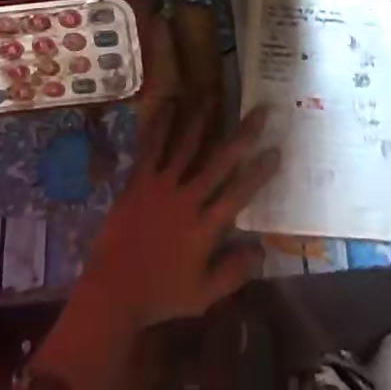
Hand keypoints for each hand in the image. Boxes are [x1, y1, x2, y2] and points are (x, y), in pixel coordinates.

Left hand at [80, 102, 279, 325]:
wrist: (113, 289)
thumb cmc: (160, 295)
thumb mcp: (203, 295)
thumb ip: (233, 273)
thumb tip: (262, 251)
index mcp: (206, 227)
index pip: (240, 192)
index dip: (260, 170)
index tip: (277, 149)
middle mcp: (188, 198)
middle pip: (220, 160)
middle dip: (243, 134)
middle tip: (260, 110)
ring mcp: (162, 186)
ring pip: (186, 145)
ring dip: (202, 119)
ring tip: (214, 95)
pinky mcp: (139, 181)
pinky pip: (152, 148)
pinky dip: (161, 126)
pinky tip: (168, 106)